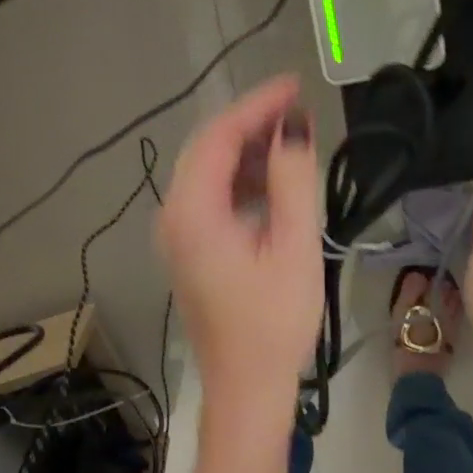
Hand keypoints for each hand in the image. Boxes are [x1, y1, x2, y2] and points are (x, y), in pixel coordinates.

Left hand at [158, 75, 322, 395]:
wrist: (247, 387)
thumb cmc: (274, 323)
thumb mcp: (293, 248)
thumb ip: (291, 181)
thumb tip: (293, 130)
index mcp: (192, 213)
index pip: (219, 138)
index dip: (257, 106)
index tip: (295, 84)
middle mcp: (174, 218)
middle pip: (208, 151)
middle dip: (252, 124)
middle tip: (299, 107)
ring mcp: (178, 237)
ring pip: (209, 175)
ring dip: (249, 153)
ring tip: (294, 138)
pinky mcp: (192, 253)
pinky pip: (212, 200)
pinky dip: (242, 182)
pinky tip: (275, 181)